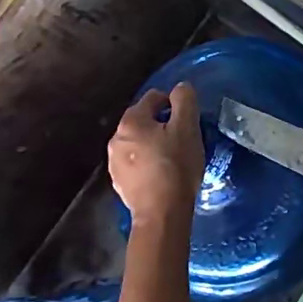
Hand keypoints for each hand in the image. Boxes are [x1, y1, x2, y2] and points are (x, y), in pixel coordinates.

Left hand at [108, 84, 204, 227]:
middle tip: (183, 139)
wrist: (161, 214)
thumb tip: (181, 88)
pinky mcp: (119, 183)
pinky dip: (148, 164)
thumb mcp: (187, 129)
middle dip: (162, 126)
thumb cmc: (176, 167)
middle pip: (144, 121)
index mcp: (131, 121)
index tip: (188, 119)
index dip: (173, 103)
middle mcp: (116, 138)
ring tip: (174, 159)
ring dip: (154, 145)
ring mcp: (114, 162)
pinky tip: (162, 176)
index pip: (153, 98)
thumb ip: (185, 102)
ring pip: (138, 144)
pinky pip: (136, 164)